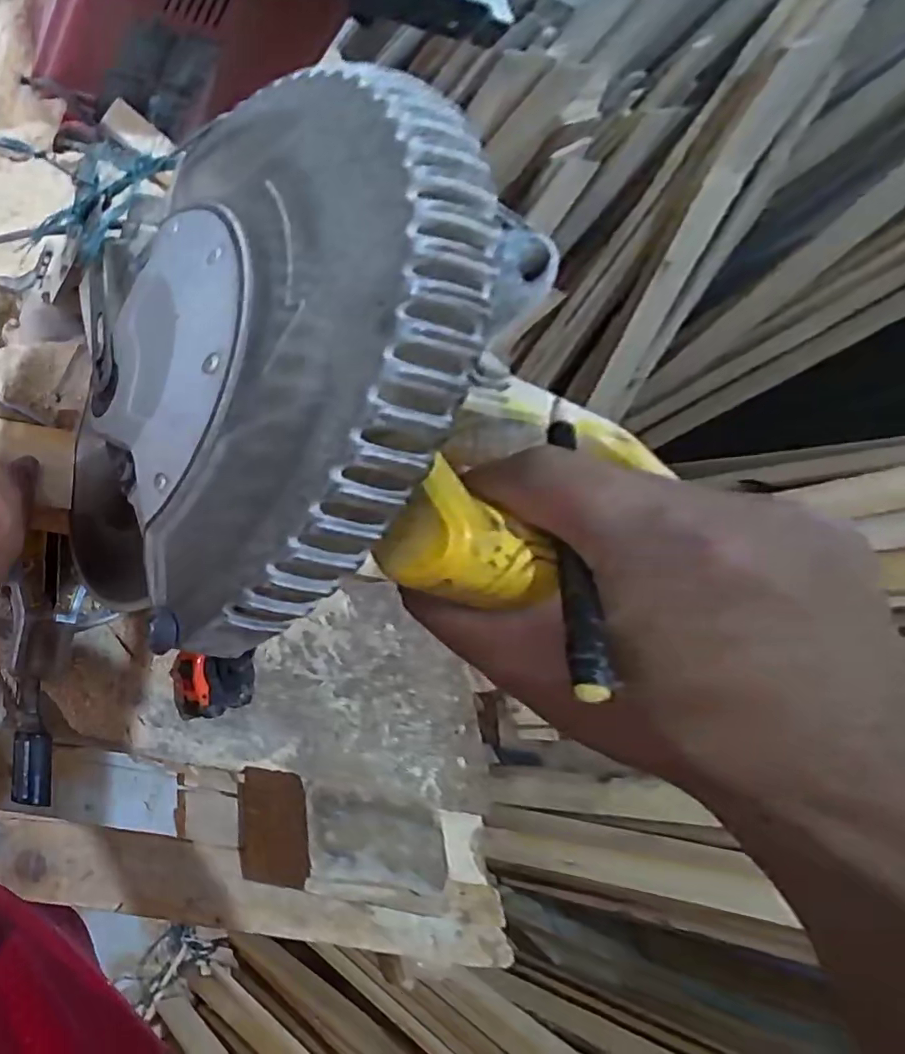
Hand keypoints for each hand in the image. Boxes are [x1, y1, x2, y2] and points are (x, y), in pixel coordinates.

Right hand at [403, 447, 904, 807]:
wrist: (842, 782)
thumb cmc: (665, 727)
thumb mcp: (530, 676)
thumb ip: (454, 616)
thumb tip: (408, 576)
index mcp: (656, 540)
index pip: (538, 468)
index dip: (483, 485)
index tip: (462, 520)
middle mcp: (728, 509)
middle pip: (592, 478)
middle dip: (541, 510)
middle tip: (521, 562)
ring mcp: (784, 516)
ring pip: (646, 493)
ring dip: (602, 524)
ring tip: (596, 582)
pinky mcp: (820, 530)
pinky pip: (701, 513)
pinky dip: (660, 538)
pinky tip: (667, 589)